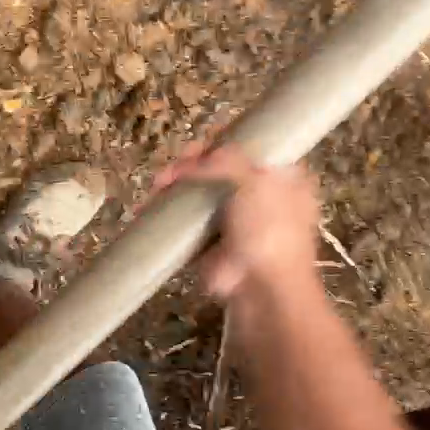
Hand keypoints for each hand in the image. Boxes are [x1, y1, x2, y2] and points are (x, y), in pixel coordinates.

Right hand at [154, 142, 320, 298]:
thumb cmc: (270, 230)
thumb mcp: (254, 182)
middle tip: (173, 168)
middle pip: (218, 169)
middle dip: (190, 165)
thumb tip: (198, 157)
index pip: (251, 147)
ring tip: (157, 186)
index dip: (224, 141)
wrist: (261, 287)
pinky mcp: (208, 242)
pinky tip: (148, 207)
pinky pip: (183, 221)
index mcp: (282, 179)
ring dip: (173, 187)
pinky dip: (164, 214)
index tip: (201, 143)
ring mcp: (231, 221)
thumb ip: (226, 160)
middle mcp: (257, 196)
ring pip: (196, 193)